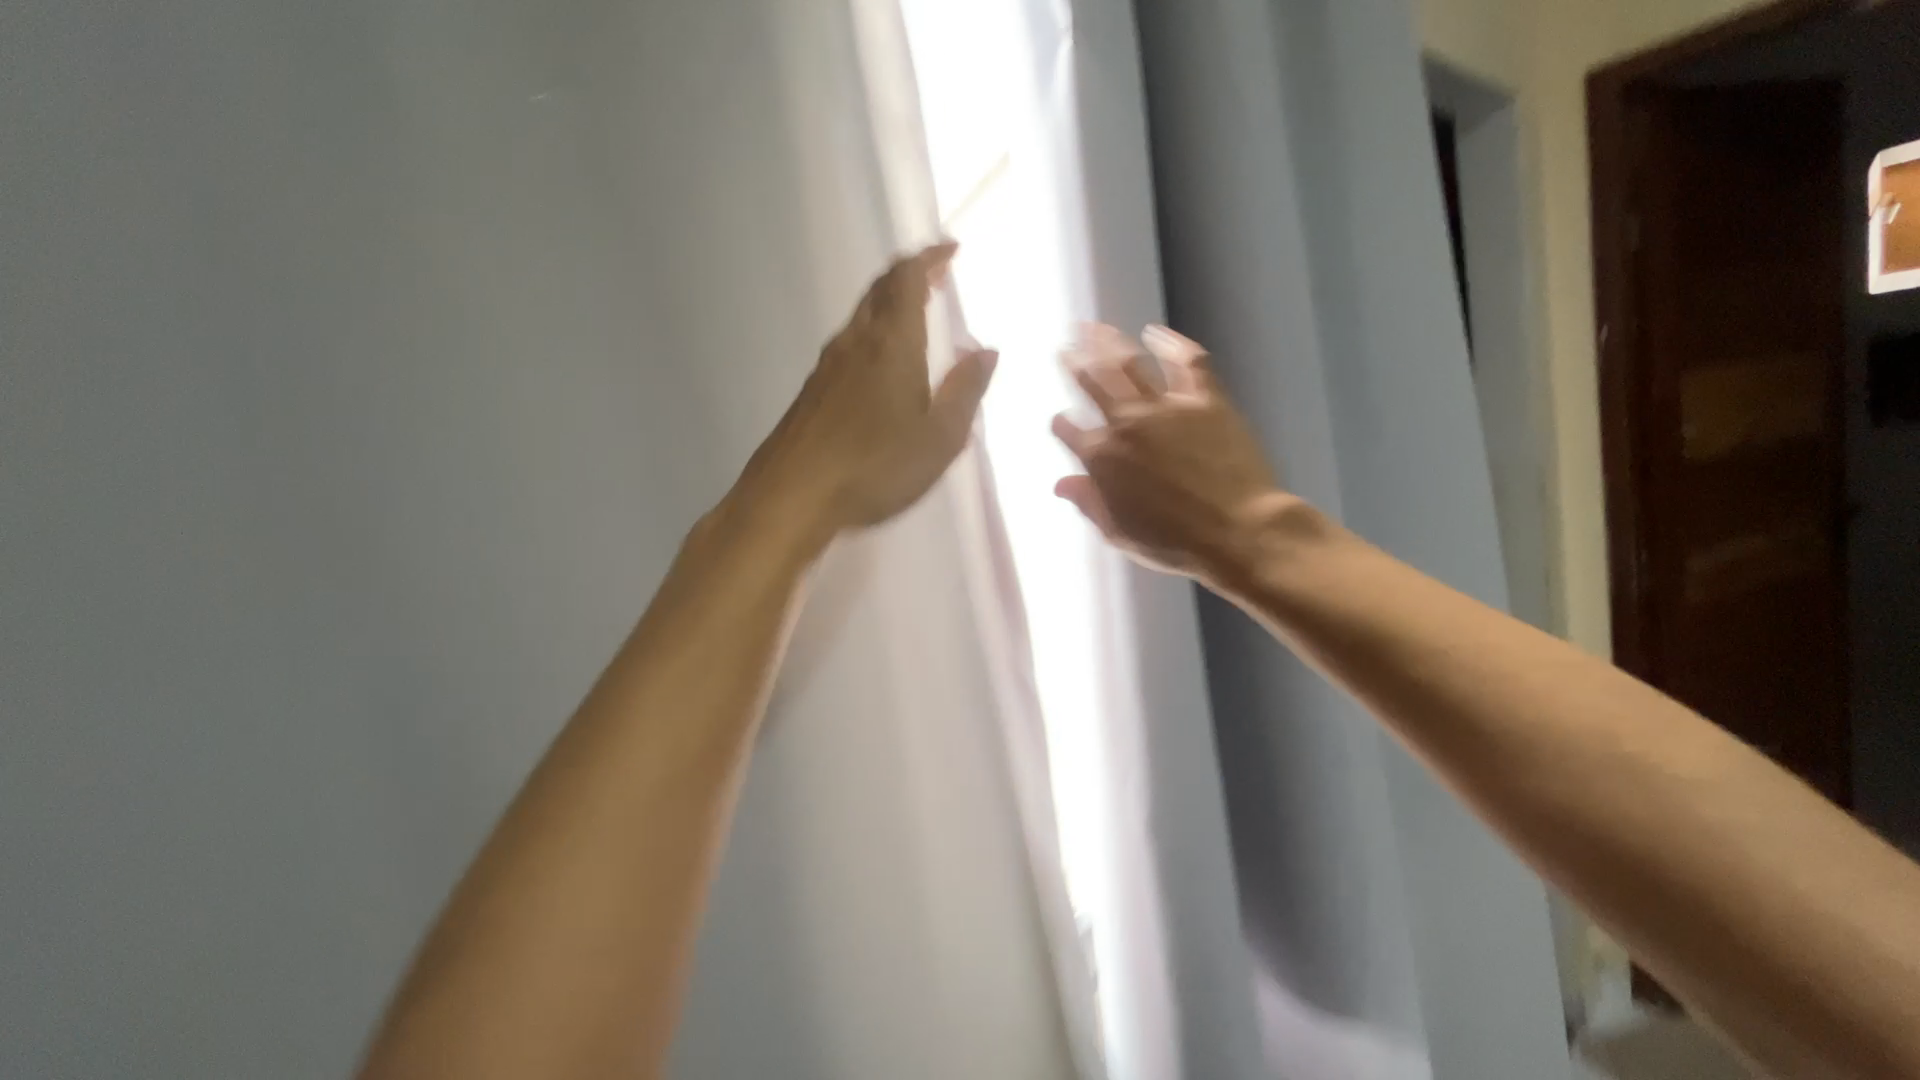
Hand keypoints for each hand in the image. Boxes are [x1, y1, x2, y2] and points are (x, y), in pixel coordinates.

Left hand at [739, 241, 997, 534]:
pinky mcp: (811, 392)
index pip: (908, 278)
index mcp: (892, 343)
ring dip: (889, 304)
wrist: (791, 496)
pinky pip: (848, 344)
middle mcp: (855, 342)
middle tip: (936, 278)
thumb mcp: (940, 438)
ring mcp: (827, 366)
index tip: (951, 251)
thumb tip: (985, 351)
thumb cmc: (875, 467)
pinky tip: (881, 365)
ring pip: (860, 316)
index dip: (930, 258)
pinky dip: (872, 334)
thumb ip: (965, 391)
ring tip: (915, 317)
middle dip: (910, 275)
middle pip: (879, 289)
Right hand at [1052, 324, 1281, 582]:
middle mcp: (1126, 423)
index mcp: (1101, 458)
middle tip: (1065, 345)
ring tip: (1093, 327)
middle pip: (1092, 382)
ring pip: (1129, 364)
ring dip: (1108, 342)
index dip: (1061, 423)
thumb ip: (1088, 503)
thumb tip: (1061, 483)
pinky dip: (1170, 343)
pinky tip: (1155, 332)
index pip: (1069, 430)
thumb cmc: (1174, 543)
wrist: (1238, 532)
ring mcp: (1166, 407)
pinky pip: (1186, 361)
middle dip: (1074, 361)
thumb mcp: (1120, 533)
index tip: (1060, 418)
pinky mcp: (1205, 399)